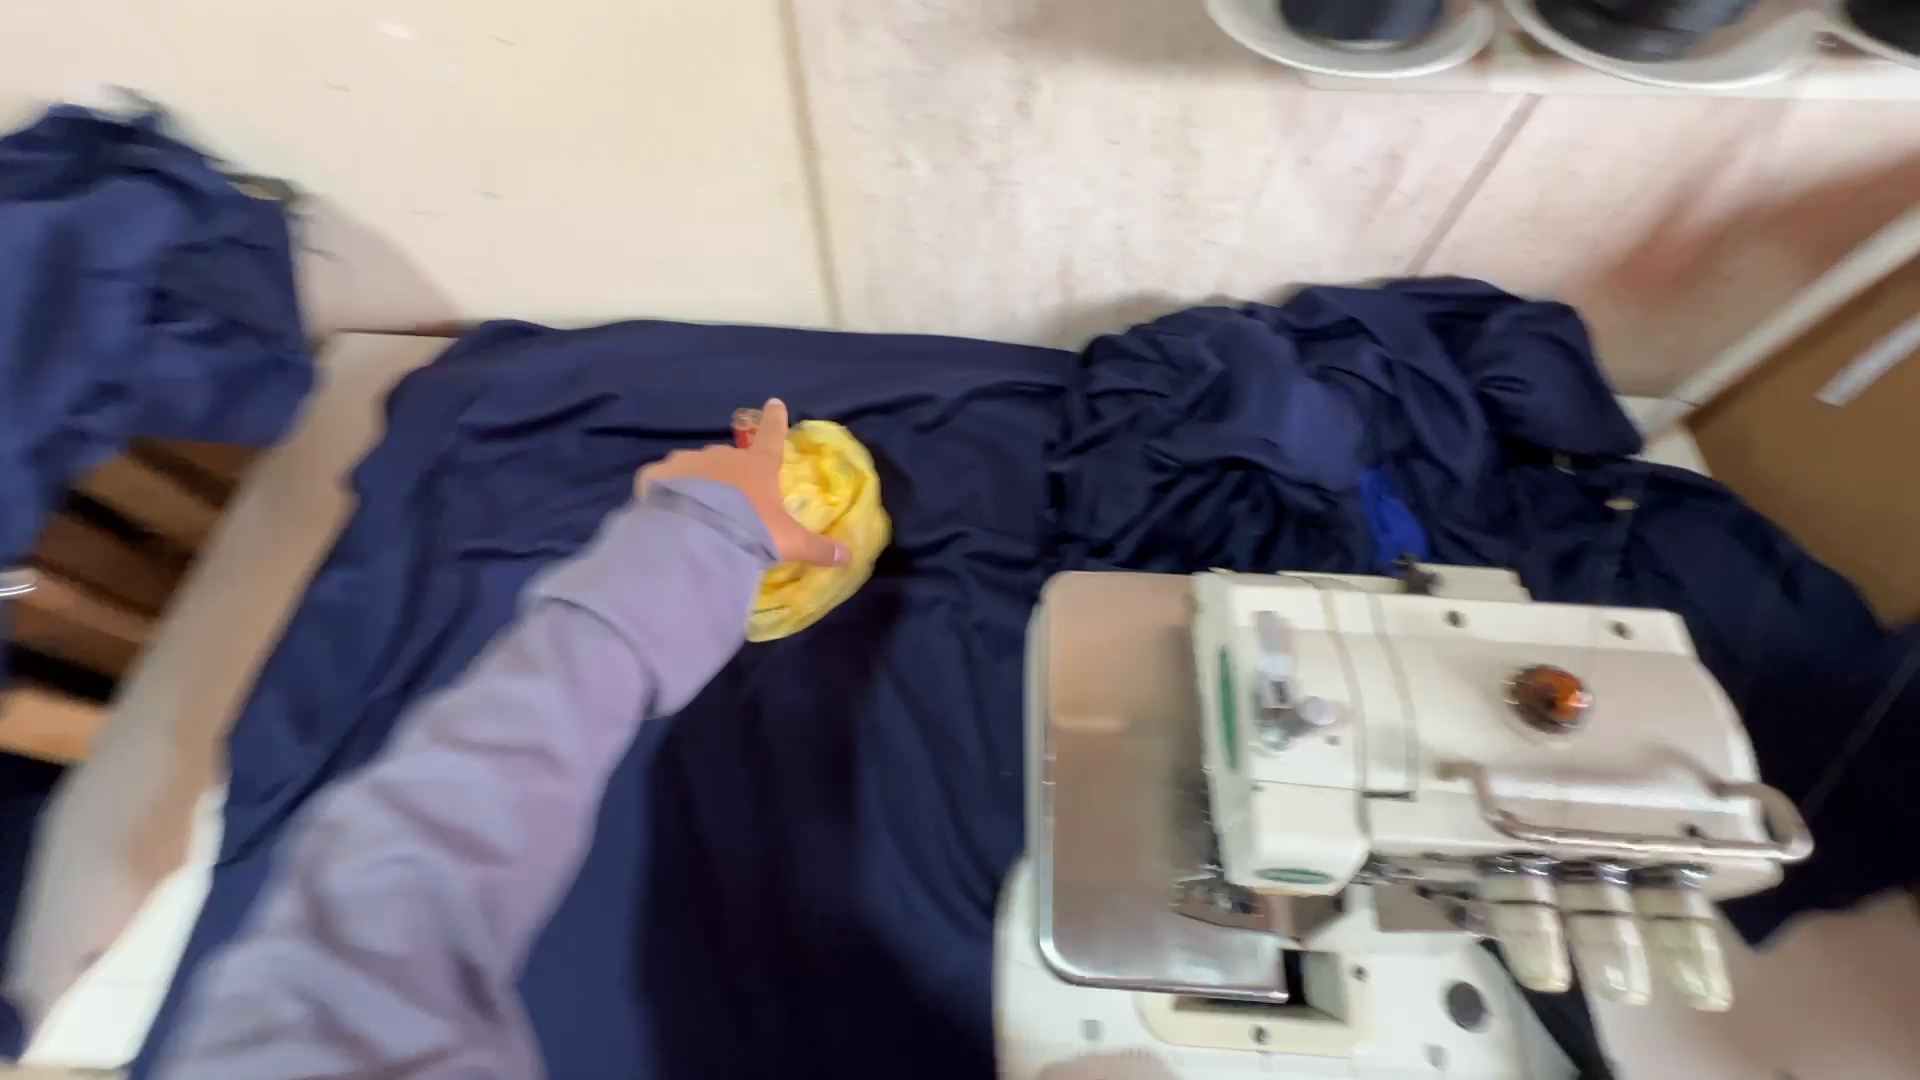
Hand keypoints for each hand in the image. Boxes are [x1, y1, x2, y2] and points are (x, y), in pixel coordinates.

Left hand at [636, 399, 849, 566]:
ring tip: (696, 513)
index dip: (776, 421)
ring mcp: (687, 462)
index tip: (775, 403)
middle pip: (730, 459)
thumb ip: (817, 548)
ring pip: (695, 469)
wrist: (696, 536)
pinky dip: (666, 492)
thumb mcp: (789, 542)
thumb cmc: (751, 530)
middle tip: (730, 503)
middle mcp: (723, 456)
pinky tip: (665, 513)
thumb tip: (848, 557)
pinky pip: (663, 481)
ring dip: (697, 484)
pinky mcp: (656, 476)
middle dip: (730, 475)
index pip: (772, 437)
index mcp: (758, 466)